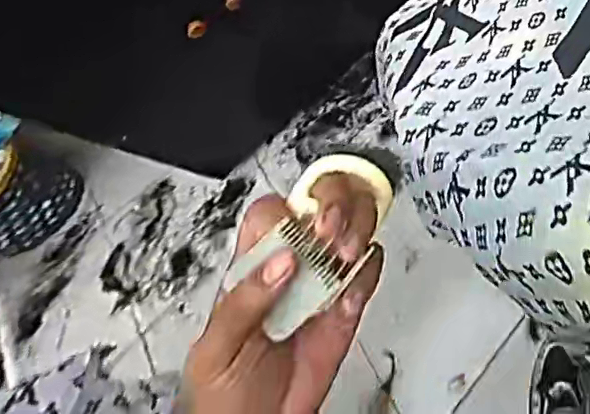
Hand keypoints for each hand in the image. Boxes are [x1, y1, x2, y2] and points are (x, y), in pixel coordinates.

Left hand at [183, 176, 385, 413]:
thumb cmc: (223, 391)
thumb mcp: (216, 348)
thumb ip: (242, 302)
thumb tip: (282, 259)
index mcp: (256, 263)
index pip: (275, 209)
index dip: (293, 207)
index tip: (302, 229)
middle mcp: (297, 257)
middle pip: (328, 198)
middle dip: (340, 204)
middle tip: (332, 233)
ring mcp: (327, 273)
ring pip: (360, 218)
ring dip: (360, 229)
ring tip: (344, 261)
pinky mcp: (353, 294)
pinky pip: (373, 264)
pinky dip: (368, 273)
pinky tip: (349, 295)